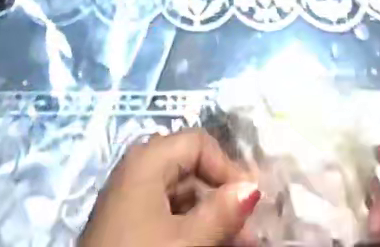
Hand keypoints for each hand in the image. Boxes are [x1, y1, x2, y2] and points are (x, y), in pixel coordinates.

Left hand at [79, 130, 261, 246]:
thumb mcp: (187, 241)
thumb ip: (222, 213)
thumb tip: (252, 186)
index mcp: (148, 158)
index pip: (199, 143)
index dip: (228, 169)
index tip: (252, 204)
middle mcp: (137, 169)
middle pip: (190, 170)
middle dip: (222, 199)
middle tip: (250, 234)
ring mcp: (130, 198)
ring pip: (180, 197)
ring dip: (210, 218)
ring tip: (238, 245)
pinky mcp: (127, 226)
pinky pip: (166, 216)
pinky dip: (190, 230)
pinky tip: (209, 245)